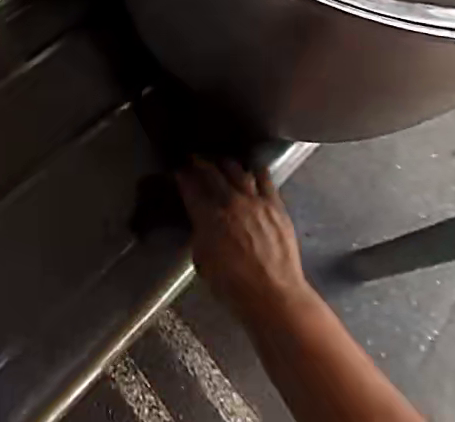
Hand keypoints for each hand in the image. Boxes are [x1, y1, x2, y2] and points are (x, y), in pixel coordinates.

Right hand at [176, 158, 311, 319]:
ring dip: (225, 164)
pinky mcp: (275, 204)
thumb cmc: (233, 287)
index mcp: (209, 217)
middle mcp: (230, 202)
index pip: (190, 188)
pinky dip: (255, 171)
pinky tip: (252, 170)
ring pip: (236, 170)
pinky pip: (264, 179)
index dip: (182, 177)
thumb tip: (200, 220)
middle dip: (200, 163)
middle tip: (194, 159)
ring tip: (221, 162)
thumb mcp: (204, 261)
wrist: (274, 296)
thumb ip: (200, 234)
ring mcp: (254, 200)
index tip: (179, 171)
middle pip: (211, 172)